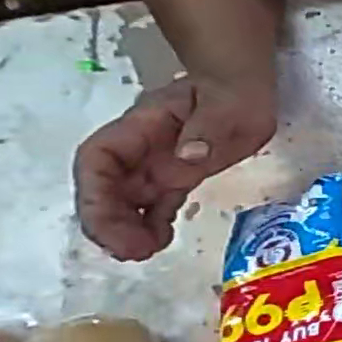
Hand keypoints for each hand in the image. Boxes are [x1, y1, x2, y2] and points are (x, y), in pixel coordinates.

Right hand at [73, 76, 275, 259]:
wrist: (247, 89)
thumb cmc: (233, 90)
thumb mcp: (227, 102)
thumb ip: (209, 127)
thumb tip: (188, 155)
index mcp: (142, 127)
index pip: (99, 159)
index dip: (95, 192)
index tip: (108, 221)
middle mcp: (141, 150)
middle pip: (106, 187)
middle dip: (108, 221)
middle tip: (132, 251)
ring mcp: (158, 165)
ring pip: (127, 201)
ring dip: (127, 229)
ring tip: (144, 253)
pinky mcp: (179, 177)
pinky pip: (156, 205)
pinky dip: (152, 225)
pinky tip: (159, 243)